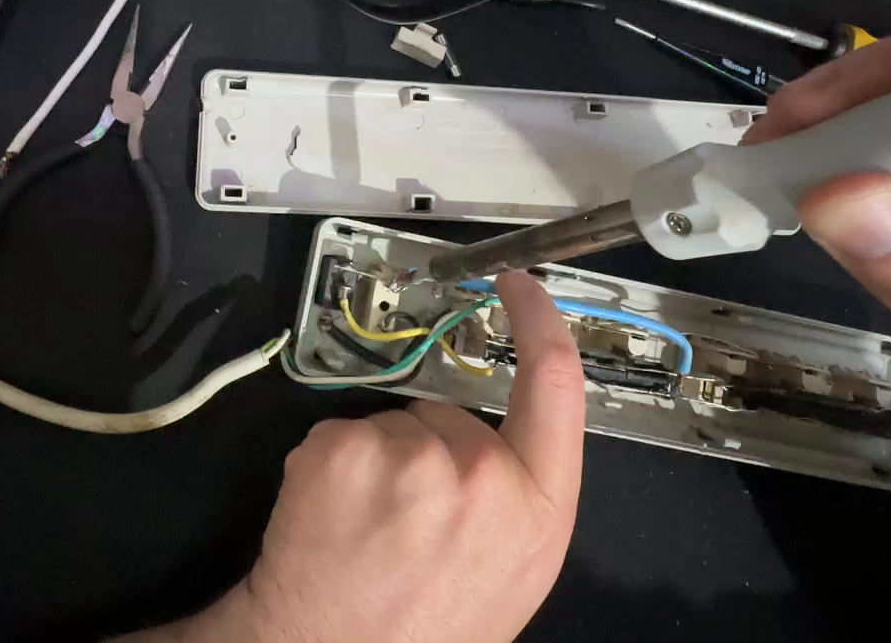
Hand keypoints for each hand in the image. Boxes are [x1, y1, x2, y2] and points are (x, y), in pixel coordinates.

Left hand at [131, 270, 585, 642]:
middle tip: (409, 520)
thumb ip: (513, 492)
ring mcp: (406, 456)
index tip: (518, 283)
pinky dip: (338, 461)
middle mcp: (478, 473)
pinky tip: (336, 516)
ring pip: (394, 424)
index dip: (539, 321)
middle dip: (428, 449)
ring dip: (382, 460)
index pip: (554, 386)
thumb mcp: (508, 569)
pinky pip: (346, 431)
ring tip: (372, 530)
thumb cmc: (427, 623)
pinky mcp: (344, 445)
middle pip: (450, 413)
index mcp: (533, 507)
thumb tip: (489, 434)